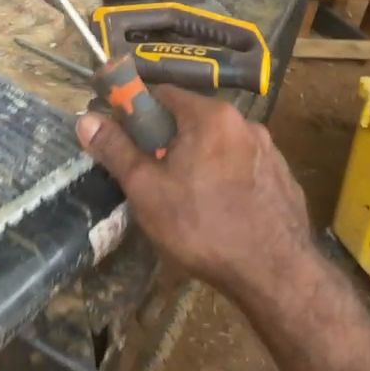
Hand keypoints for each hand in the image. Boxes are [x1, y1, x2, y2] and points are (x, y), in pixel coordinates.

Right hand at [76, 88, 312, 294]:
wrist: (276, 275)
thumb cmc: (202, 226)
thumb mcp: (146, 189)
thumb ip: (115, 150)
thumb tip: (86, 120)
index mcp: (210, 116)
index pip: (161, 94)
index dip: (135, 114)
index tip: (123, 141)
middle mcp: (244, 123)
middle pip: (191, 120)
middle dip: (166, 142)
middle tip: (150, 177)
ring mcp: (269, 151)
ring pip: (218, 145)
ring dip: (197, 161)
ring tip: (184, 200)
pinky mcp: (283, 179)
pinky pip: (242, 168)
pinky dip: (225, 179)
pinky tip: (218, 212)